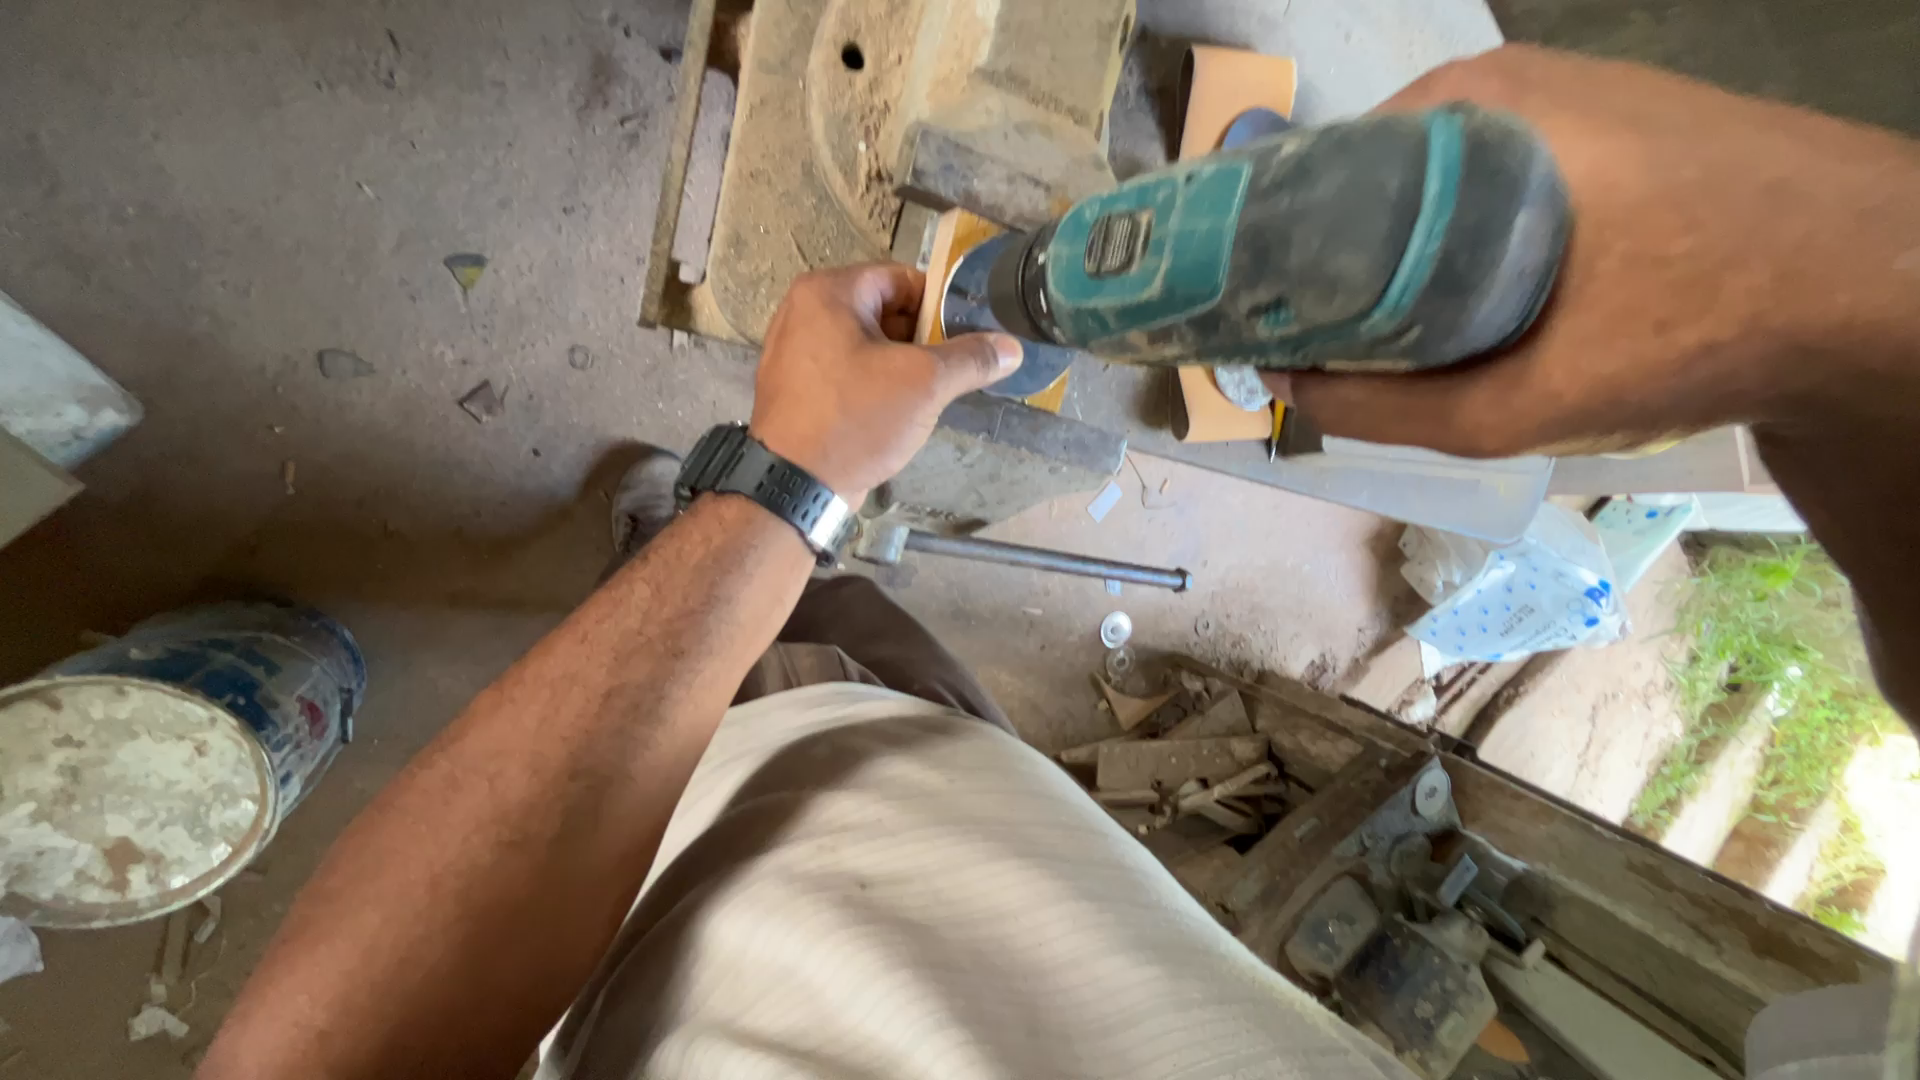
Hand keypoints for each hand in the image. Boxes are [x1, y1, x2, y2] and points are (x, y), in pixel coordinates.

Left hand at [750, 263, 1022, 500]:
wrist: (795, 486)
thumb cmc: (855, 420)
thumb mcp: (924, 385)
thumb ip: (970, 359)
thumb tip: (1012, 348)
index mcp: (828, 292)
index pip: (902, 280)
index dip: (941, 308)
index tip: (967, 339)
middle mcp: (804, 312)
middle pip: (884, 312)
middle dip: (921, 343)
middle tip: (949, 373)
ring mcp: (794, 352)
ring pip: (868, 346)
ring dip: (901, 368)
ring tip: (926, 398)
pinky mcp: (796, 388)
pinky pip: (847, 373)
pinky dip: (874, 386)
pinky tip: (893, 415)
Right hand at [1266, 45, 1919, 457]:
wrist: (1891, 290)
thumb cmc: (1694, 337)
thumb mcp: (1508, 409)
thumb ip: (1376, 408)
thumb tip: (1283, 382)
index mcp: (1466, 117)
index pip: (1312, 178)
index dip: (1267, 249)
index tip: (1244, 311)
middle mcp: (1492, 88)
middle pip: (1353, 180)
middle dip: (1317, 256)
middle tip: (1296, 330)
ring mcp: (1544, 93)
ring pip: (1405, 183)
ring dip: (1373, 248)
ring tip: (1354, 321)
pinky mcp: (1583, 115)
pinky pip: (1462, 179)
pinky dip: (1431, 232)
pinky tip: (1434, 291)